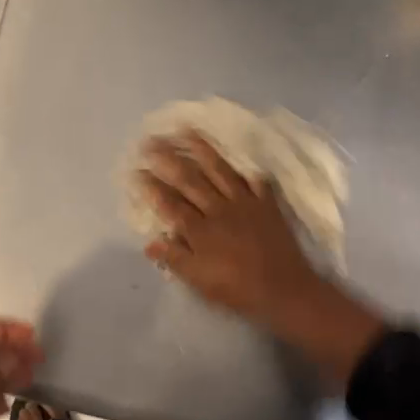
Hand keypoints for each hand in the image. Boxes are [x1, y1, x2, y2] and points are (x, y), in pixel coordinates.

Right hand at [137, 132, 321, 323]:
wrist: (283, 289)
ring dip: (202, 150)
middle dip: (168, 159)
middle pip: (190, 179)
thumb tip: (149, 242)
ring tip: (187, 130)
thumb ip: (174, 258)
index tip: (136, 170)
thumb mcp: (198, 280)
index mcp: (199, 229)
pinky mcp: (267, 204)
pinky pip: (255, 180)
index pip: (169, 203)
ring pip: (220, 170)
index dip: (151, 187)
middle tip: (151, 141)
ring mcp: (244, 203)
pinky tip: (239, 156)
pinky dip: (246, 168)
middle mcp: (218, 209)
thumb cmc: (236, 289)